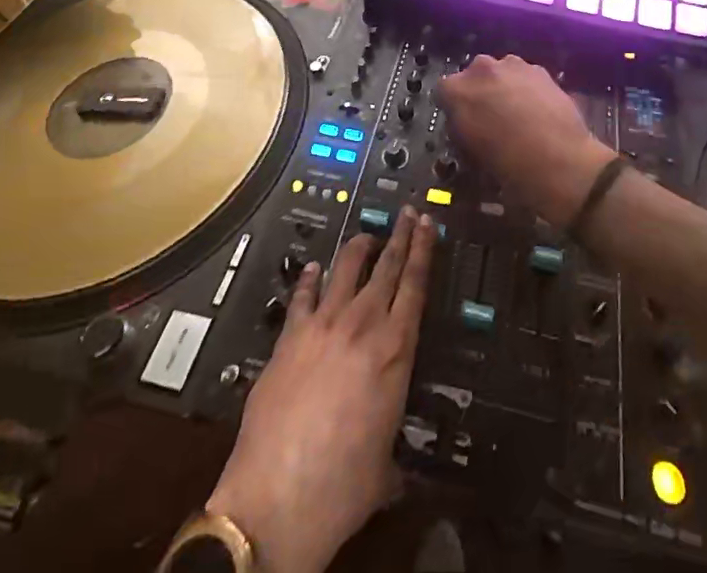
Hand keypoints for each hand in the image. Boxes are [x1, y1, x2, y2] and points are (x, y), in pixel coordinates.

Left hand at [206, 208, 435, 572]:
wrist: (279, 493)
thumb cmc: (344, 483)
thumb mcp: (385, 462)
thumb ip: (389, 441)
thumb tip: (389, 455)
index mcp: (394, 354)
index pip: (414, 288)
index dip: (423, 251)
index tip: (427, 225)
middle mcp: (359, 329)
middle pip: (383, 270)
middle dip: (398, 237)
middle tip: (408, 214)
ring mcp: (319, 328)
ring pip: (343, 272)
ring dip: (357, 250)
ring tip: (367, 235)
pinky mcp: (287, 338)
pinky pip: (303, 297)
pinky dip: (310, 279)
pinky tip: (314, 267)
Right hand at [438, 54, 615, 230]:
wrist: (558, 162)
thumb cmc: (505, 163)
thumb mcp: (468, 151)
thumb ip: (460, 127)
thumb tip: (465, 122)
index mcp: (455, 90)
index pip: (443, 91)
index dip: (452, 106)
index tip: (461, 120)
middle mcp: (480, 69)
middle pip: (472, 76)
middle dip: (478, 91)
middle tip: (489, 116)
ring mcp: (513, 65)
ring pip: (500, 72)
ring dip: (503, 86)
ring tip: (516, 112)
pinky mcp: (541, 70)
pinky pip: (525, 76)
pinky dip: (527, 88)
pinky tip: (537, 110)